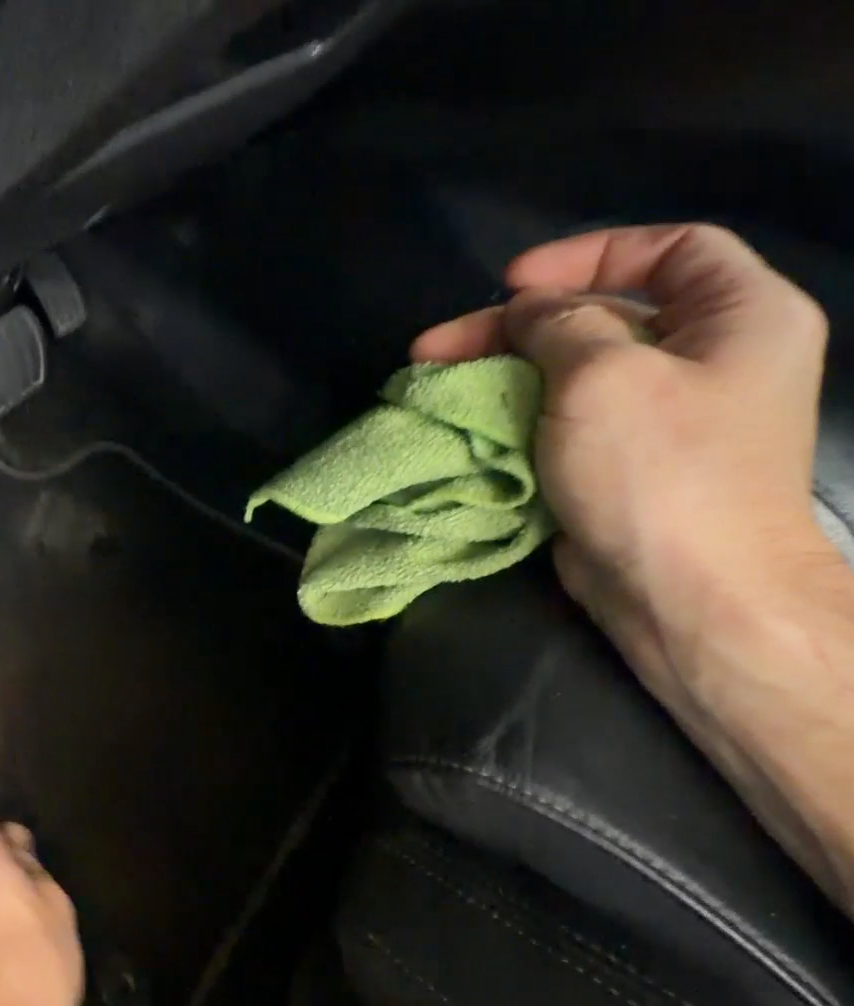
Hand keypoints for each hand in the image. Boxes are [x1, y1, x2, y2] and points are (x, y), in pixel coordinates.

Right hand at [410, 224, 839, 711]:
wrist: (687, 589)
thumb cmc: (659, 469)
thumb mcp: (602, 375)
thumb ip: (559, 324)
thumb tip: (527, 310)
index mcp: (742, 317)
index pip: (673, 248)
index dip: (588, 253)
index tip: (512, 283)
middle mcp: (710, 356)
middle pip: (603, 313)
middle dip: (513, 325)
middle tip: (434, 345)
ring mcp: (665, 412)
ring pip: (570, 366)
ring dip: (498, 369)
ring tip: (431, 382)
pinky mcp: (622, 457)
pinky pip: (562, 413)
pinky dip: (511, 409)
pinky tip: (463, 417)